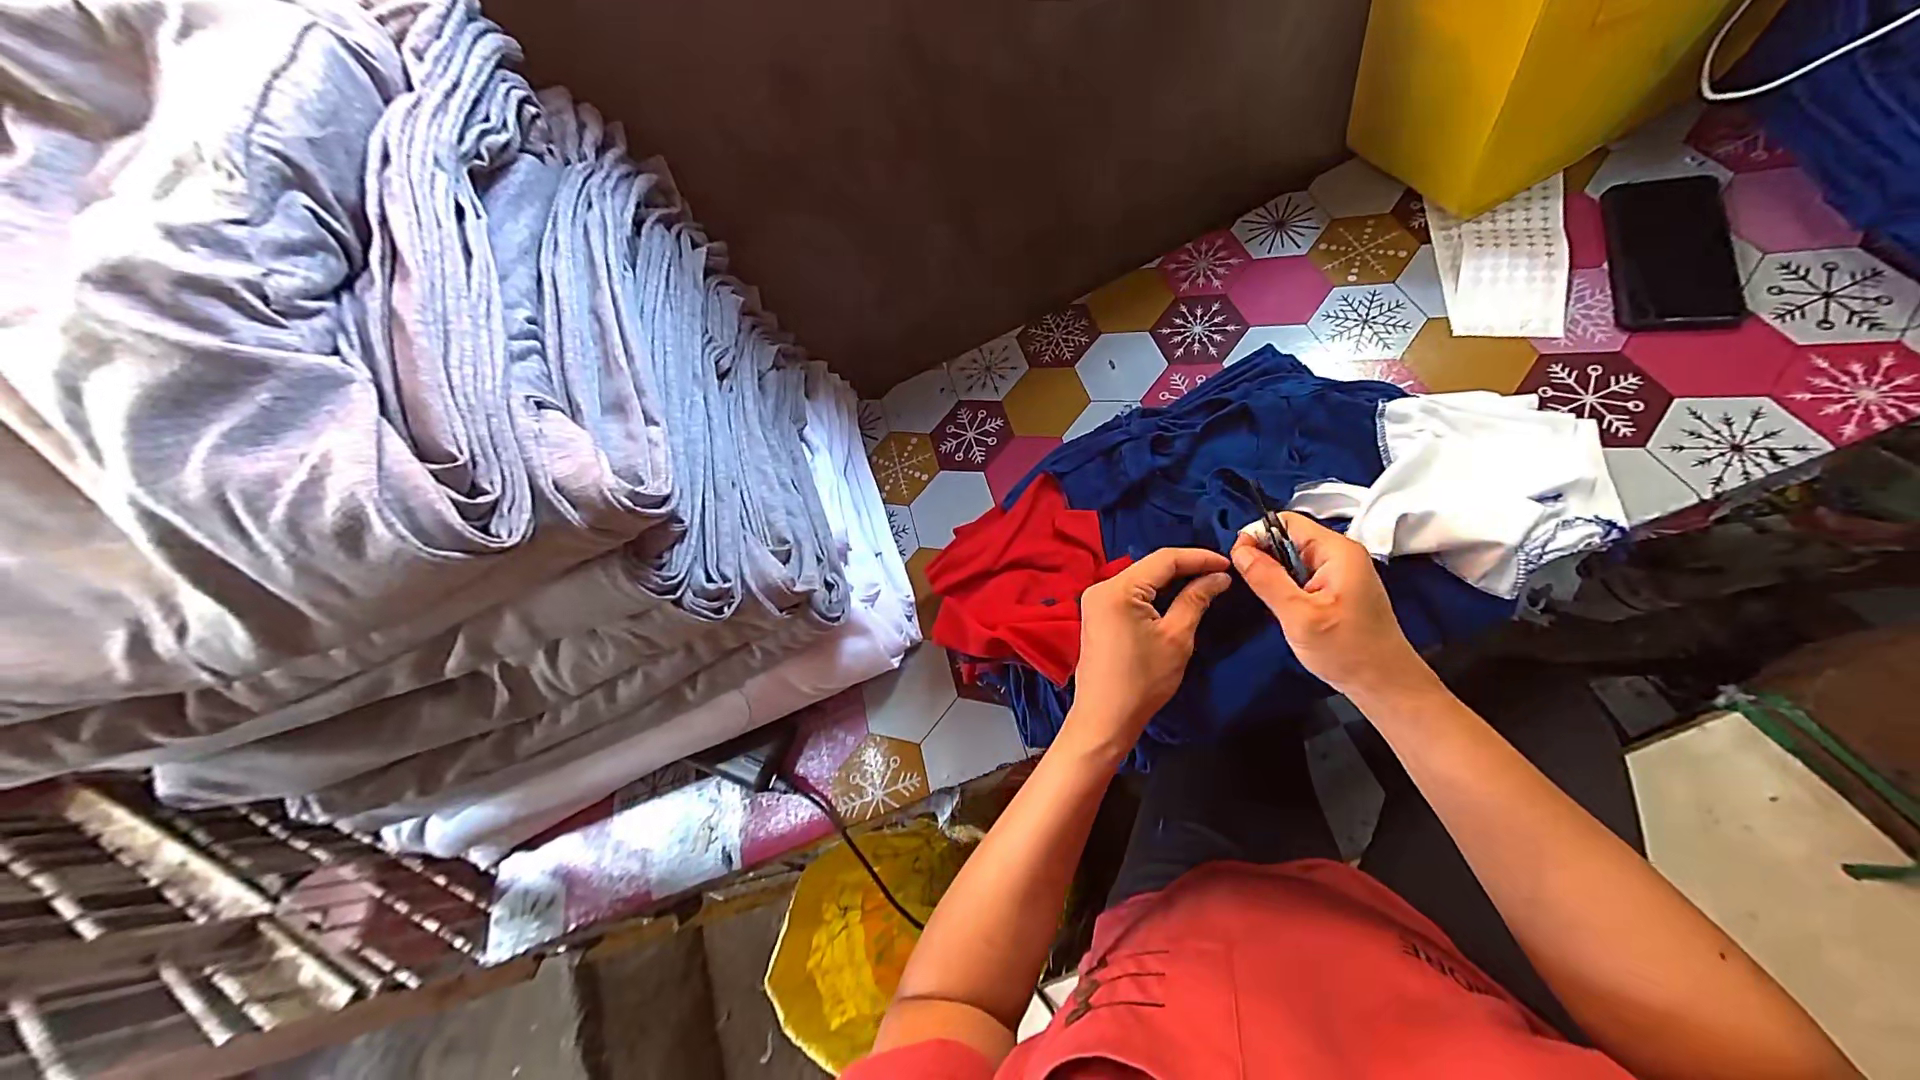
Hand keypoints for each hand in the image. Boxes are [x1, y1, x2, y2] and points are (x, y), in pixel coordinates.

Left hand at [1067, 548, 1232, 756]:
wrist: (1105, 717)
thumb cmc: (1142, 681)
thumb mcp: (1177, 637)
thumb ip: (1196, 600)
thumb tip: (1218, 577)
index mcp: (1118, 589)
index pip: (1164, 559)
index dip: (1199, 558)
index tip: (1229, 564)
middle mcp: (1101, 587)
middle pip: (1150, 566)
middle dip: (1186, 567)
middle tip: (1221, 574)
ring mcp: (1096, 600)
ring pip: (1141, 578)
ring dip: (1171, 579)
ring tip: (1206, 583)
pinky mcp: (1097, 613)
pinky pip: (1131, 592)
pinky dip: (1155, 592)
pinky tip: (1178, 596)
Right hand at [1231, 513, 1437, 706]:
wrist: (1383, 683)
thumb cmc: (1345, 650)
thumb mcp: (1298, 615)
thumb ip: (1267, 578)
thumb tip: (1239, 549)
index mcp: (1337, 551)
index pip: (1287, 521)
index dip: (1257, 535)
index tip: (1239, 561)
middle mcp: (1341, 553)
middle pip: (1289, 537)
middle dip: (1264, 555)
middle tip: (1253, 585)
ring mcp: (1341, 571)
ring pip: (1293, 557)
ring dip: (1275, 573)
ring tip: (1269, 599)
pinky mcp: (1337, 587)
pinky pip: (1302, 573)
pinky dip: (1287, 585)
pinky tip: (1284, 606)